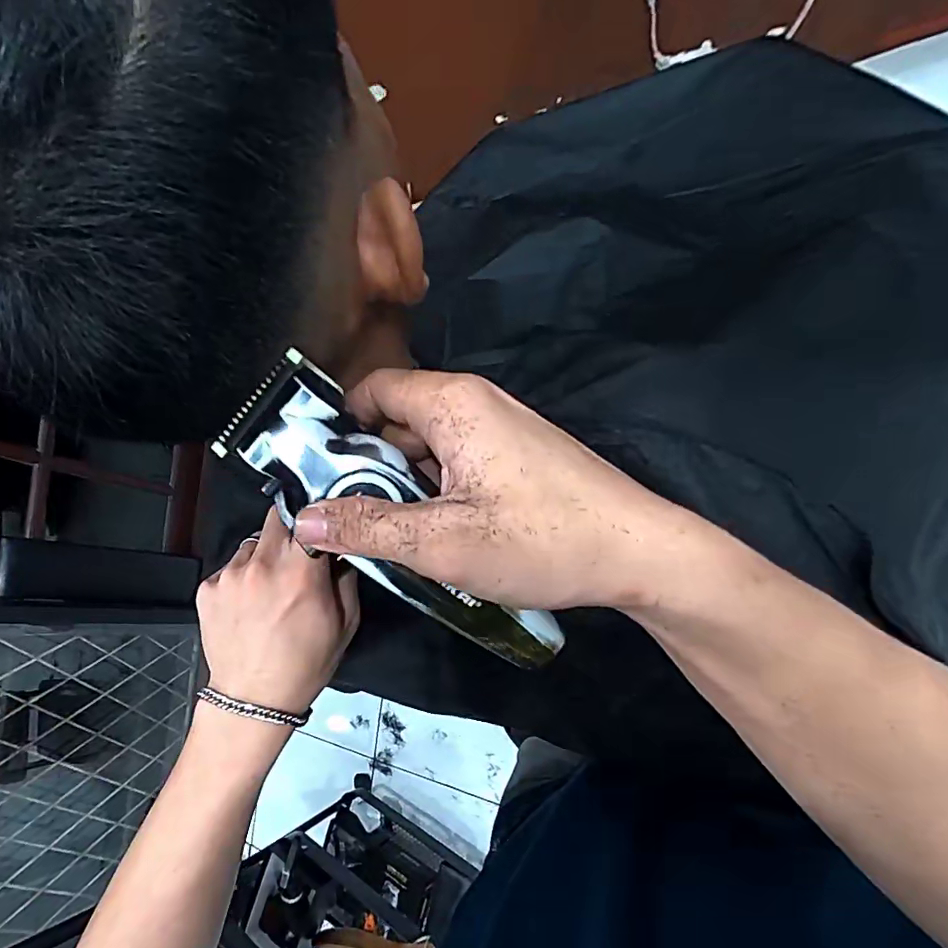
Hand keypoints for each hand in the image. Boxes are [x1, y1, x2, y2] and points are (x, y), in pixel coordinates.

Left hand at [198, 507, 360, 716]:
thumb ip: (345, 578)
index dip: (313, 519)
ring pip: (250, 546)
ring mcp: (230, 577)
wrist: (253, 697)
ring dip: (262, 560)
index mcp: (299, 573)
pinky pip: (229, 569)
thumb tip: (340, 550)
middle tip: (294, 560)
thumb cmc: (300, 667)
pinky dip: (239, 580)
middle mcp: (260, 568)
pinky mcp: (208, 588)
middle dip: (288, 533)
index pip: (306, 516)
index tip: (317, 528)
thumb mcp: (345, 624)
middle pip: (274, 520)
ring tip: (268, 594)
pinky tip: (248, 607)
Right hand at [291, 369, 702, 611]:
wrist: (644, 557)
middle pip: (392, 420)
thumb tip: (303, 522)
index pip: (370, 390)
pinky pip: (449, 463)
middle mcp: (473, 404)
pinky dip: (428, 491)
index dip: (337, 428)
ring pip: (420, 447)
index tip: (317, 474)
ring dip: (396, 484)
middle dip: (363, 465)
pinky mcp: (511, 456)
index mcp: (452, 404)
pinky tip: (427, 532)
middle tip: (343, 515)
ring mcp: (496, 430)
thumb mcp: (439, 541)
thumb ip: (365, 526)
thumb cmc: (541, 540)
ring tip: (381, 531)